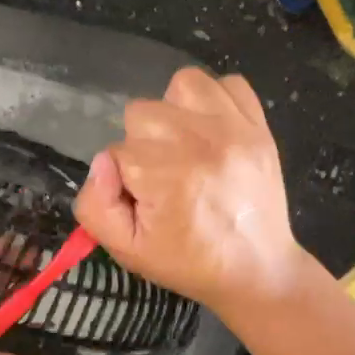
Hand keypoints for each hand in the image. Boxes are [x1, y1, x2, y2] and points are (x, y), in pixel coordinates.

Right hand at [75, 67, 306, 322]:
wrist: (257, 270)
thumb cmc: (188, 261)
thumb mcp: (126, 250)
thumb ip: (96, 206)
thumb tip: (103, 163)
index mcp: (167, 174)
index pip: (115, 152)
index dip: (123, 180)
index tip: (144, 204)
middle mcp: (200, 140)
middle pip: (141, 113)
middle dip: (144, 145)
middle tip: (164, 179)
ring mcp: (234, 127)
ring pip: (181, 85)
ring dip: (174, 112)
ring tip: (183, 145)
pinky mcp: (258, 124)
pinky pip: (229, 84)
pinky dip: (214, 102)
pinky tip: (211, 131)